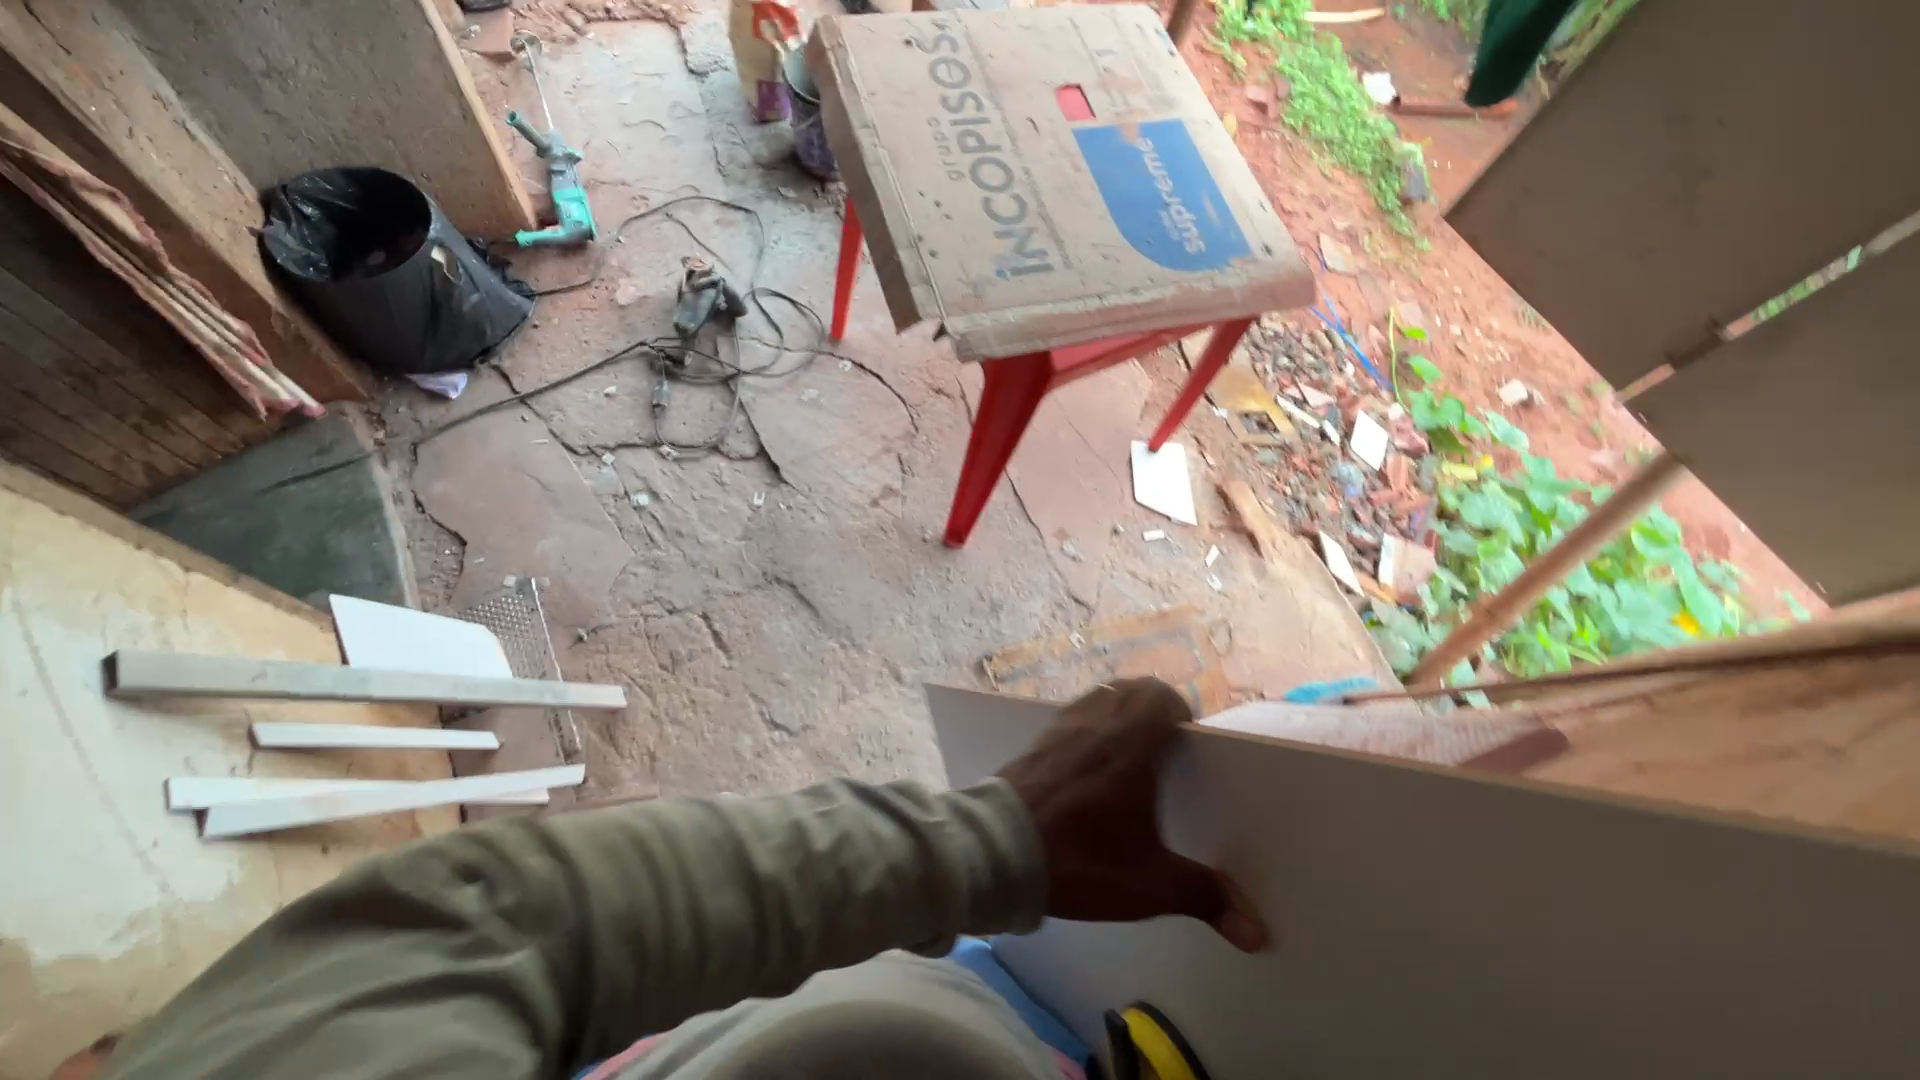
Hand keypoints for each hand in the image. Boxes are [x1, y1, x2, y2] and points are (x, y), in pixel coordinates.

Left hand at [996, 678, 1268, 951]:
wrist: (996, 852)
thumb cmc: (1079, 860)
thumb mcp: (1146, 885)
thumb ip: (1203, 897)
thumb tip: (1257, 932)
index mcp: (1130, 745)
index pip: (1162, 697)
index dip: (1180, 710)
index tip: (1189, 741)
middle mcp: (1096, 724)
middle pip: (1132, 689)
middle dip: (1154, 705)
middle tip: (1166, 741)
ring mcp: (1061, 728)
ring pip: (1100, 696)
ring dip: (1119, 708)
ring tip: (1130, 746)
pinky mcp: (1036, 740)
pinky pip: (1072, 714)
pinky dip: (1089, 722)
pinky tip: (1089, 759)